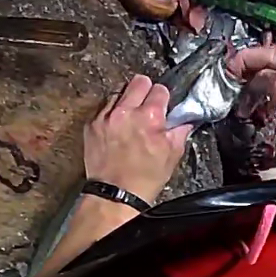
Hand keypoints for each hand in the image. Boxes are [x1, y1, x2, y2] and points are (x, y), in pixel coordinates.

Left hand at [84, 74, 191, 201]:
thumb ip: (179, 130)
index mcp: (149, 117)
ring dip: (127, 100)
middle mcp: (126, 112)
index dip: (164, 98)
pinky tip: (118, 126)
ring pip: (119, 91)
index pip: (160, 89)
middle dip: (146, 91)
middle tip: (148, 104)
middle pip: (138, 81)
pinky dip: (112, 113)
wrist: (116, 195)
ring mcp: (106, 117)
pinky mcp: (91, 125)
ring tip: (131, 117)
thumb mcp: (172, 154)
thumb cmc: (144, 178)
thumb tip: (184, 119)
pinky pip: (103, 107)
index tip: (163, 105)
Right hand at [228, 43, 275, 140]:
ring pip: (265, 82)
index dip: (233, 69)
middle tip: (233, 102)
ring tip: (244, 110)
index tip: (222, 86)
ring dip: (253, 95)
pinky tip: (260, 111)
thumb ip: (258, 80)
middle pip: (256, 67)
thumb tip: (247, 83)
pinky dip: (265, 101)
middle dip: (242, 84)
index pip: (249, 54)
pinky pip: (275, 93)